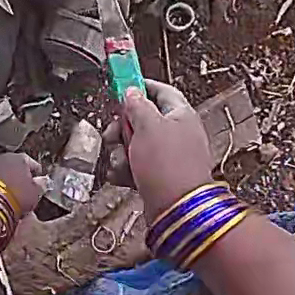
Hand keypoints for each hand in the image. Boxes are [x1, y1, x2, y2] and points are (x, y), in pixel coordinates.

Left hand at [0, 151, 43, 216]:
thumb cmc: (14, 197)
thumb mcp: (34, 193)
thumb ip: (40, 185)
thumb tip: (43, 183)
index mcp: (20, 158)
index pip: (31, 163)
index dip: (35, 173)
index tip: (37, 180)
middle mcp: (2, 157)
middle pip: (13, 165)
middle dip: (17, 175)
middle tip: (22, 188)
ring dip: (3, 179)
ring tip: (8, 194)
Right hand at [107, 80, 212, 215]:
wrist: (176, 208)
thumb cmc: (168, 165)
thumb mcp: (147, 126)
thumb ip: (136, 105)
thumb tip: (130, 93)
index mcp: (180, 115)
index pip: (159, 91)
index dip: (139, 87)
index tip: (121, 86)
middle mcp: (175, 134)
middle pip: (140, 120)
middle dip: (121, 128)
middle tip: (114, 135)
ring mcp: (166, 156)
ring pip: (133, 144)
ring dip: (121, 152)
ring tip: (124, 162)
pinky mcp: (157, 175)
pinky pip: (134, 165)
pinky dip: (125, 170)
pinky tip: (125, 176)